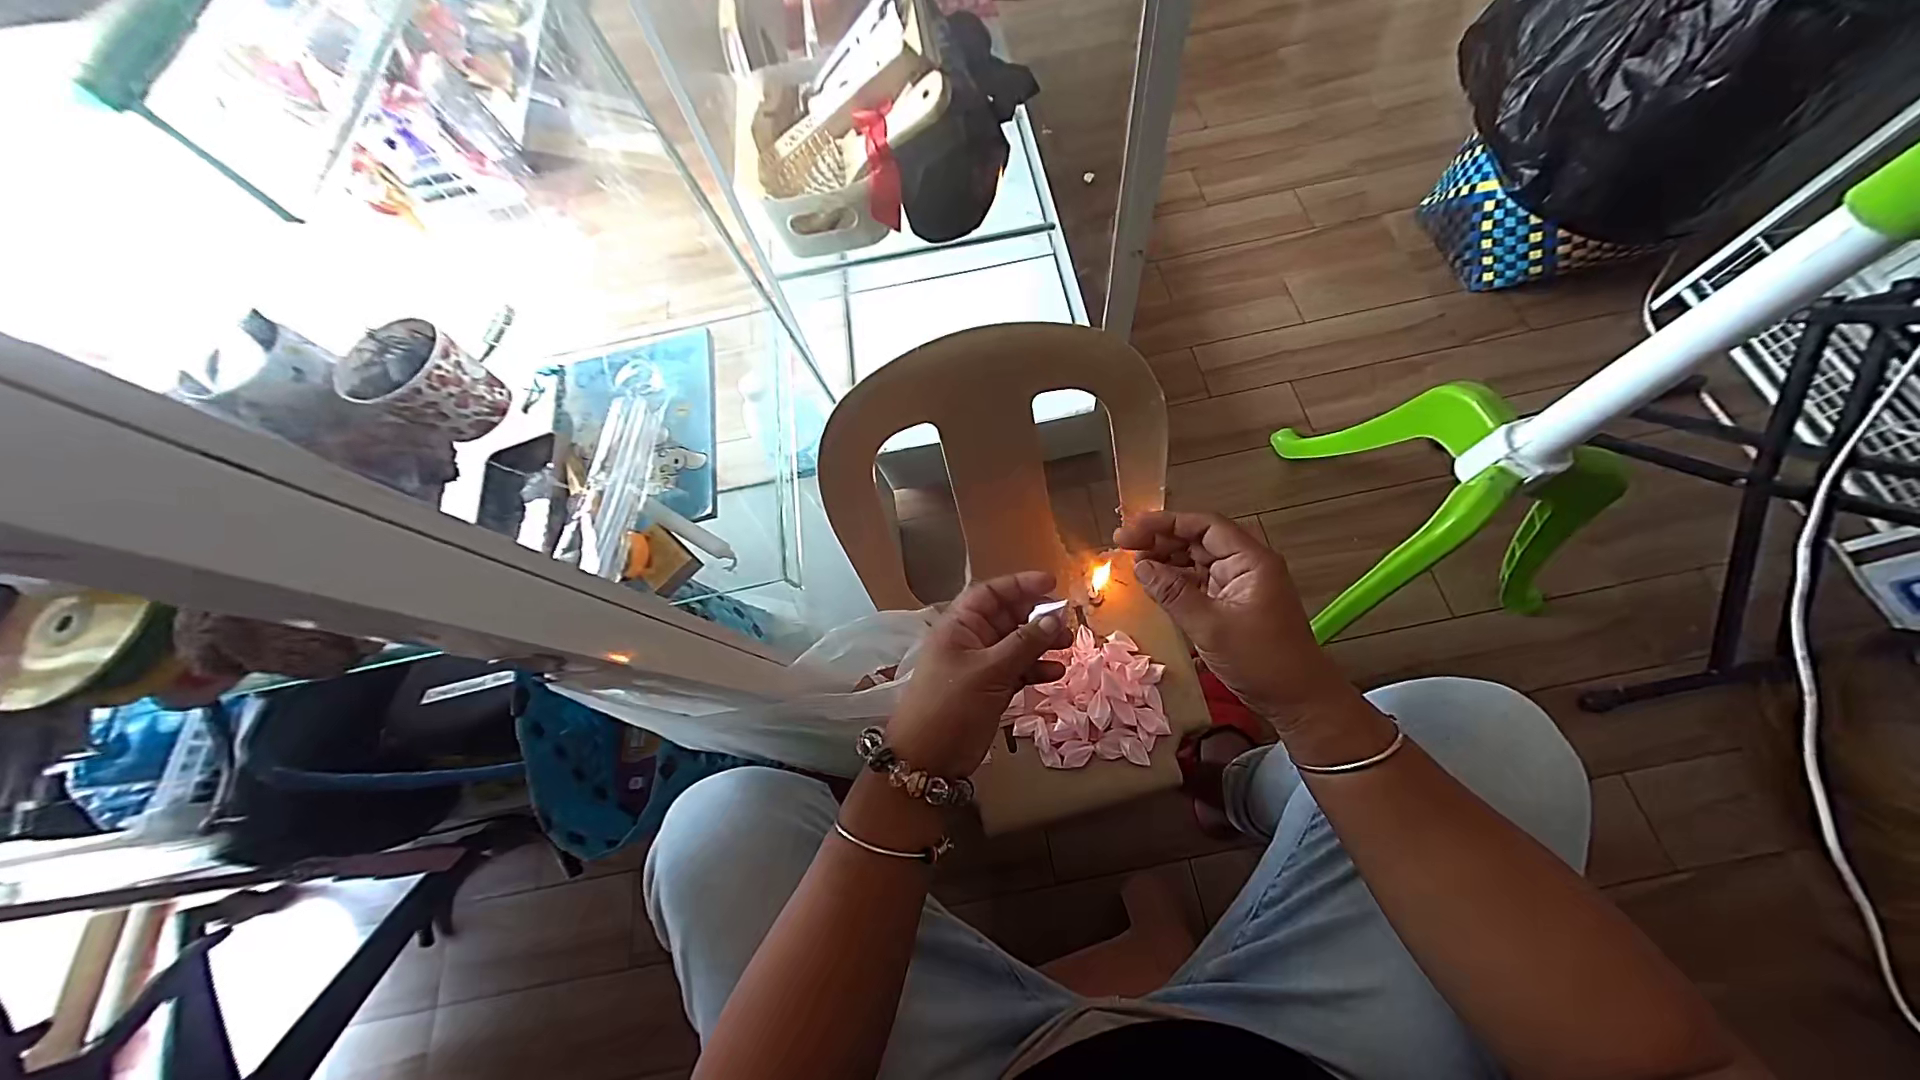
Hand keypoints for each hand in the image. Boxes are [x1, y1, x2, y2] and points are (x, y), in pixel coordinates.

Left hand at [887, 571, 1070, 778]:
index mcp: (959, 626)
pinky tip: (1055, 673)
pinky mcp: (990, 690)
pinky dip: (1036, 669)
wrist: (927, 759)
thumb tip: (1054, 619)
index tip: (1050, 583)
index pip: (990, 593)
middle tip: (1066, 621)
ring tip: (1066, 646)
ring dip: (1041, 643)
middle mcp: (970, 641)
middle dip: (1036, 616)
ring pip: (1017, 645)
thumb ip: (1023, 644)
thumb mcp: (988, 671)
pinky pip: (1018, 670)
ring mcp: (981, 666)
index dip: (1019, 584)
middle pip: (1007, 617)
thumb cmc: (950, 706)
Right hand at [1114, 511, 1356, 733]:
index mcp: (1250, 561)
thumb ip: (1173, 593)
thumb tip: (1141, 567)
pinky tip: (1152, 583)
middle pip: (1198, 539)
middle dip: (1160, 538)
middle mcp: (1246, 565)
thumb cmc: (1261, 661)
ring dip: (1165, 559)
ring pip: (1196, 559)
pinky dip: (1174, 580)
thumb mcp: (1210, 626)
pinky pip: (1198, 581)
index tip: (1131, 530)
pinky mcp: (1231, 603)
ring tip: (1132, 562)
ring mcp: (1238, 584)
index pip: (1204, 526)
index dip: (1165, 523)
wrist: (1298, 700)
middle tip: (1123, 544)